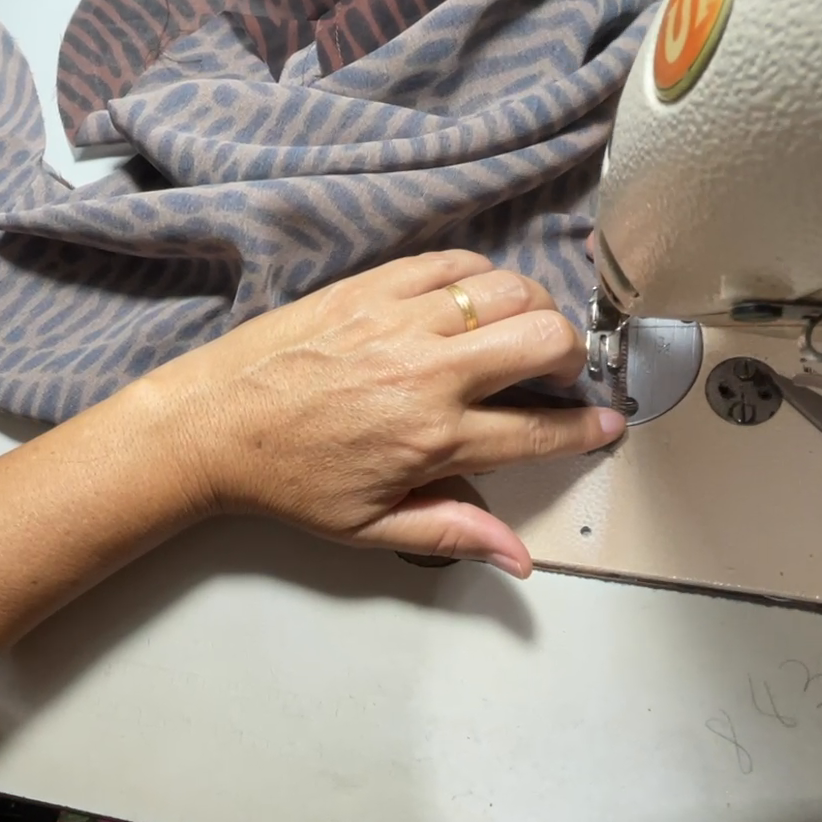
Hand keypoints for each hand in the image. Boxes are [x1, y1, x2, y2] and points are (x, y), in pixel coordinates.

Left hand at [132, 250, 625, 575]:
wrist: (215, 425)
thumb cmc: (288, 480)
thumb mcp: (367, 527)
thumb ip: (450, 532)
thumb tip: (520, 559)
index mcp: (431, 438)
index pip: (539, 431)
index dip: (586, 428)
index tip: (607, 421)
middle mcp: (426, 372)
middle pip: (544, 340)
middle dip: (573, 356)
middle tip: (558, 371)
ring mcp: (397, 321)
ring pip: (506, 290)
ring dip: (531, 308)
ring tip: (517, 331)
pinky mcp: (367, 288)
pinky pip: (448, 262)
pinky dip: (477, 274)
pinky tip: (471, 297)